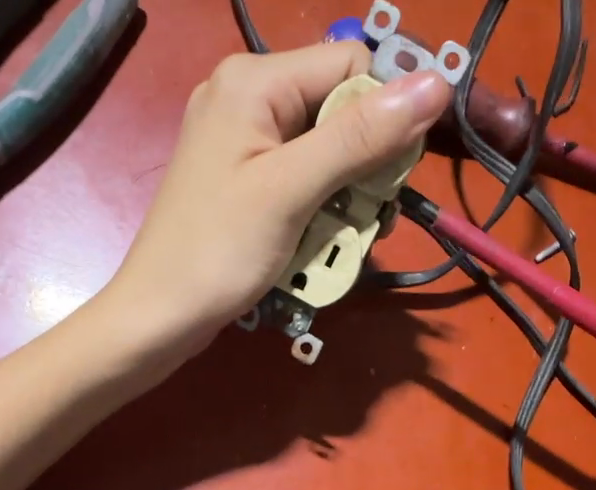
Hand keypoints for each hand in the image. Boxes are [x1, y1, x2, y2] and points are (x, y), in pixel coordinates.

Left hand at [102, 44, 450, 362]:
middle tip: (370, 218)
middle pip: (342, 109)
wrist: (159, 317)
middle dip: (367, 166)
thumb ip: (362, 137)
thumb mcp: (293, 190)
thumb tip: (436, 84)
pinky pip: (305, 179)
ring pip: (329, 151)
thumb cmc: (217, 252)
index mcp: (255, 80)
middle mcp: (248, 97)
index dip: (384, 114)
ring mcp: (244, 142)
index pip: (351, 66)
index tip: (391, 176)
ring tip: (345, 240)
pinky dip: (323, 210)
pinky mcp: (245, 180)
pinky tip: (320, 244)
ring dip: (349, 197)